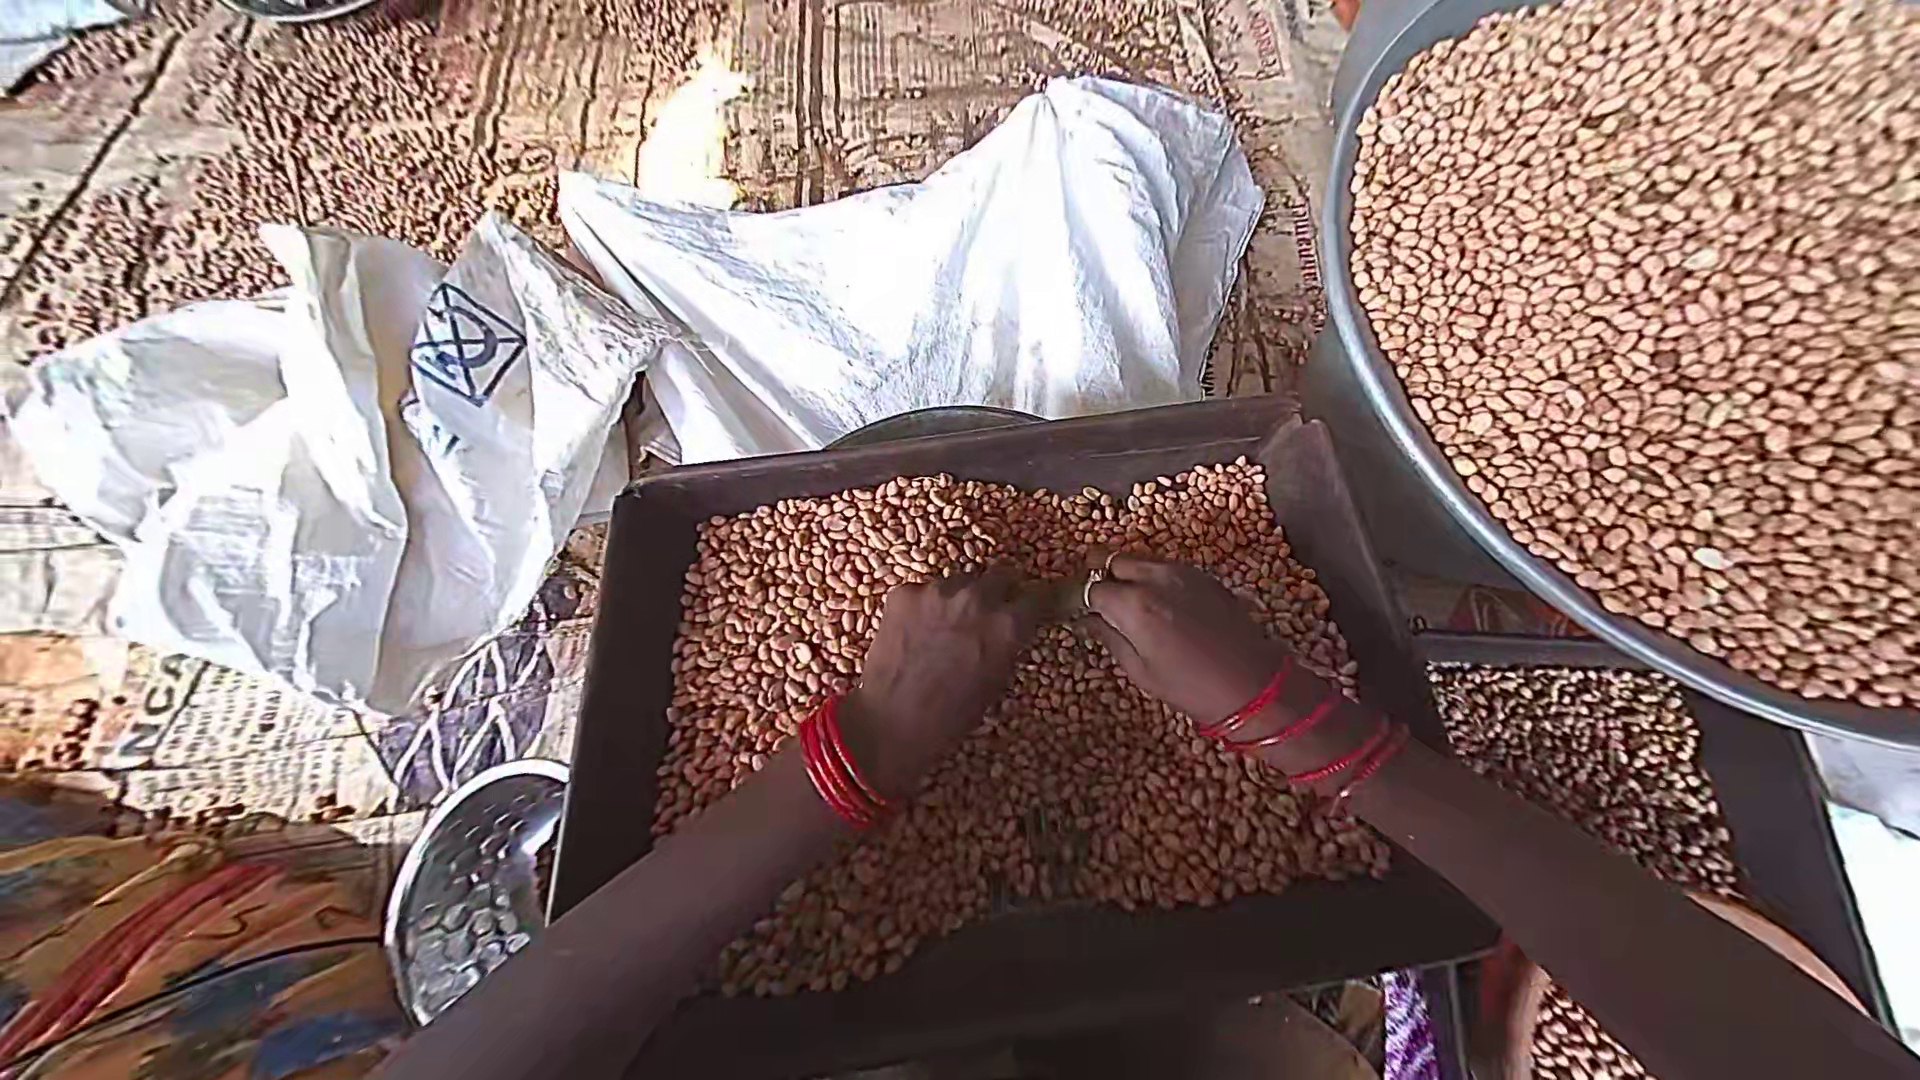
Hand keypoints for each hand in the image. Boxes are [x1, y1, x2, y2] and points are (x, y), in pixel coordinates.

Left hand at [842, 567, 1044, 796]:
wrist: (890, 722)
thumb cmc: (950, 717)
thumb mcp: (996, 683)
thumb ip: (1008, 646)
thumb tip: (1012, 629)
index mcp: (1007, 625)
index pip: (1037, 597)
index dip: (1036, 604)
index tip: (1031, 607)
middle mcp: (976, 599)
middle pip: (1000, 576)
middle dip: (1000, 592)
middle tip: (989, 613)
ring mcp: (937, 591)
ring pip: (959, 582)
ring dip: (960, 598)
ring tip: (945, 627)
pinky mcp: (905, 593)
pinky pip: (924, 591)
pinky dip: (924, 606)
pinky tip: (915, 632)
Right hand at [1079, 553, 1287, 725]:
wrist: (1255, 686)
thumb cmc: (1191, 687)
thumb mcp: (1139, 669)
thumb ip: (1109, 636)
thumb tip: (1087, 620)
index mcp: (1134, 604)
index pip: (1092, 588)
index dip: (1082, 599)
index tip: (1078, 610)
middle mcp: (1155, 578)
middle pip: (1112, 560)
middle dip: (1100, 575)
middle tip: (1098, 598)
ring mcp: (1182, 572)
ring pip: (1139, 558)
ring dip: (1125, 572)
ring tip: (1126, 600)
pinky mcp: (1203, 575)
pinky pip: (1164, 565)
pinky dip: (1151, 576)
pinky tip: (1156, 602)